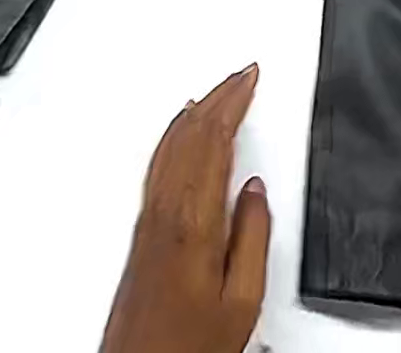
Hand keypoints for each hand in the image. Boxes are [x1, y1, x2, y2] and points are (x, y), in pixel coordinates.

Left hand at [101, 65, 269, 352]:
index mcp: (195, 219)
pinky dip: (176, 129)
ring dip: (200, 106)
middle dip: (221, 94)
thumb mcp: (241, 300)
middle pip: (193, 130)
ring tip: (221, 87)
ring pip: (174, 139)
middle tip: (243, 74)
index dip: (234, 100)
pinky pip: (161, 158)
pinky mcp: (144, 223)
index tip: (250, 78)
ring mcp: (152, 213)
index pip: (215, 138)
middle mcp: (168, 208)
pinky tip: (183, 122)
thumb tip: (256, 189)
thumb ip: (253, 236)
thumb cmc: (188, 343)